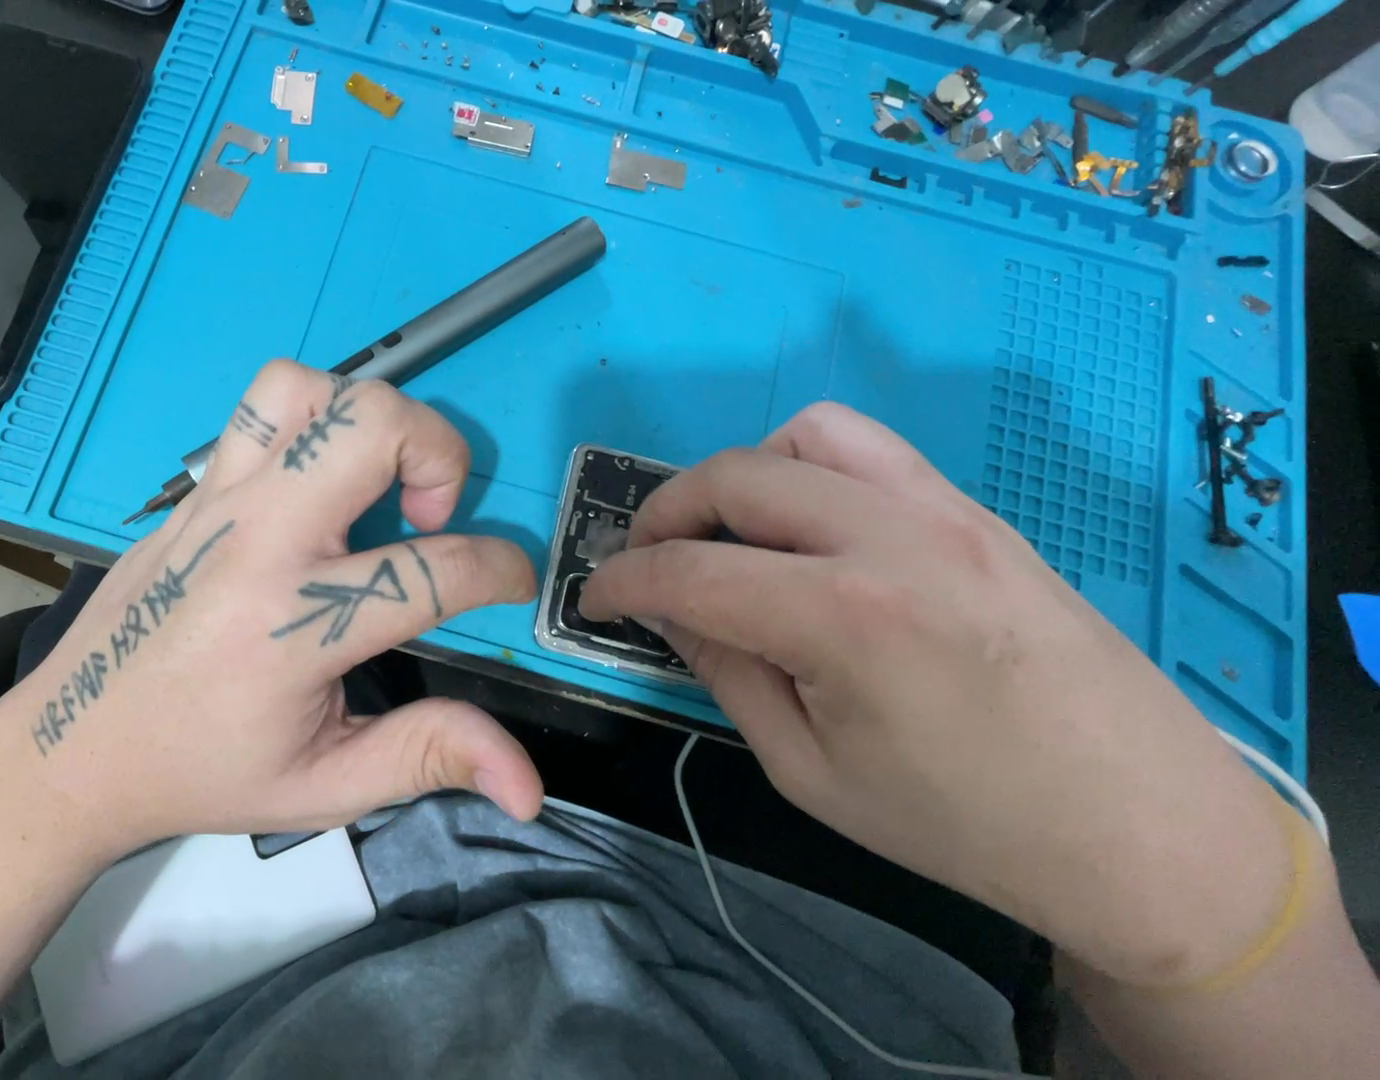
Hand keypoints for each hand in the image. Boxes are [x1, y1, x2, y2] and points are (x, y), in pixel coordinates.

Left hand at [4, 360, 542, 860]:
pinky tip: (319, 488)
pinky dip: (311, 421)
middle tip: (431, 516)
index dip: (499, 569)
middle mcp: (256, 545)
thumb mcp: (325, 787)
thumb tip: (527, 785)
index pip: (430, 570)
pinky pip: (259, 411)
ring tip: (373, 486)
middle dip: (439, 452)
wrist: (73, 749)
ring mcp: (215, 506)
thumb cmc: (204, 773)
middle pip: (370, 427)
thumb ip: (429, 759)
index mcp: (292, 630)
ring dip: (365, 420)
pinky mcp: (192, 494)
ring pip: (303, 389)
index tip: (510, 582)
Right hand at [580, 403, 1293, 985]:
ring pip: (803, 435)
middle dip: (662, 515)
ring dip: (739, 477)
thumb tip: (666, 610)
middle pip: (733, 477)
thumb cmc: (959, 823)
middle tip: (644, 566)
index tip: (591, 598)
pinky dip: (808, 466)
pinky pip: (871, 448)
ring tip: (728, 536)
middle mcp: (889, 536)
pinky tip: (805, 527)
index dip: (621, 582)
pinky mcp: (977, 510)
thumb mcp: (806, 769)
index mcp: (842, 617)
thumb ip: (725, 670)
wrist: (1142, 829)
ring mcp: (944, 510)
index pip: (689, 571)